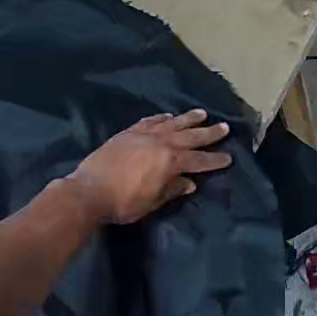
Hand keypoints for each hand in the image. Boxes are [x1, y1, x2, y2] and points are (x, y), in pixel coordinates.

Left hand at [62, 109, 232, 223]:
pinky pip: (150, 121)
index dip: (215, 160)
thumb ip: (172, 189)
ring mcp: (143, 135)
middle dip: (209, 133)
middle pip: (191, 136)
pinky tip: (168, 116)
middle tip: (224, 127)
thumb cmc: (123, 202)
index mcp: (171, 162)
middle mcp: (161, 143)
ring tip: (202, 113)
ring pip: (172, 123)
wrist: (88, 191)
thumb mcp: (152, 201)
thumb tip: (189, 183)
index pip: (200, 160)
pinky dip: (161, 118)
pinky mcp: (128, 133)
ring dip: (189, 119)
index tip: (229, 158)